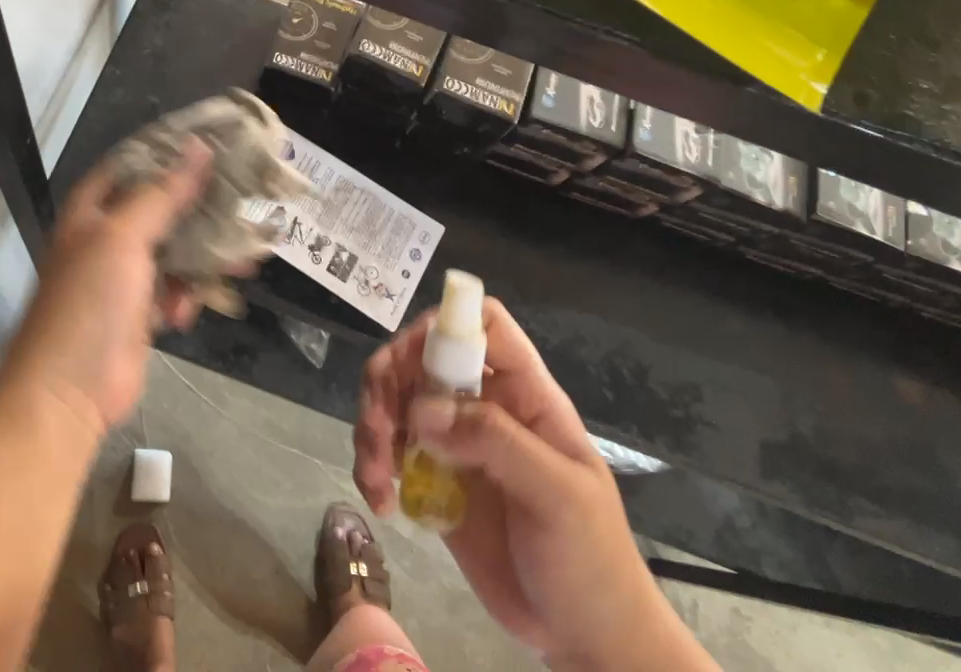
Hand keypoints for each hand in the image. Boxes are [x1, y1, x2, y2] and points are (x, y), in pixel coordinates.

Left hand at [6, 139, 212, 437]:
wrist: (69, 388)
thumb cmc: (89, 302)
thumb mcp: (124, 237)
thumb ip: (163, 194)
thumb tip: (200, 147)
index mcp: (91, 210)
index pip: (133, 164)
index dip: (170, 154)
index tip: (216, 146)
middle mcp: (106, 237)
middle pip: (162, 209)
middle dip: (201, 212)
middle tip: (244, 205)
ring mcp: (123, 276)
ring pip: (176, 252)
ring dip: (203, 260)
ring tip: (241, 264)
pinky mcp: (141, 312)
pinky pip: (175, 290)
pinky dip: (186, 297)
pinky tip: (185, 313)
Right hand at [353, 300, 705, 668]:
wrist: (583, 636)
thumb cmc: (589, 560)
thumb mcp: (557, 495)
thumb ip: (495, 441)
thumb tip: (422, 409)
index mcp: (525, 395)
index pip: (483, 325)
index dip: (443, 326)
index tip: (410, 364)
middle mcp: (484, 407)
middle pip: (420, 359)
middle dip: (387, 383)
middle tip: (378, 429)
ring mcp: (455, 444)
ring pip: (395, 402)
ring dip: (371, 428)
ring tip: (375, 477)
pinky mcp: (432, 482)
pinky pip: (388, 452)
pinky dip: (372, 467)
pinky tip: (381, 502)